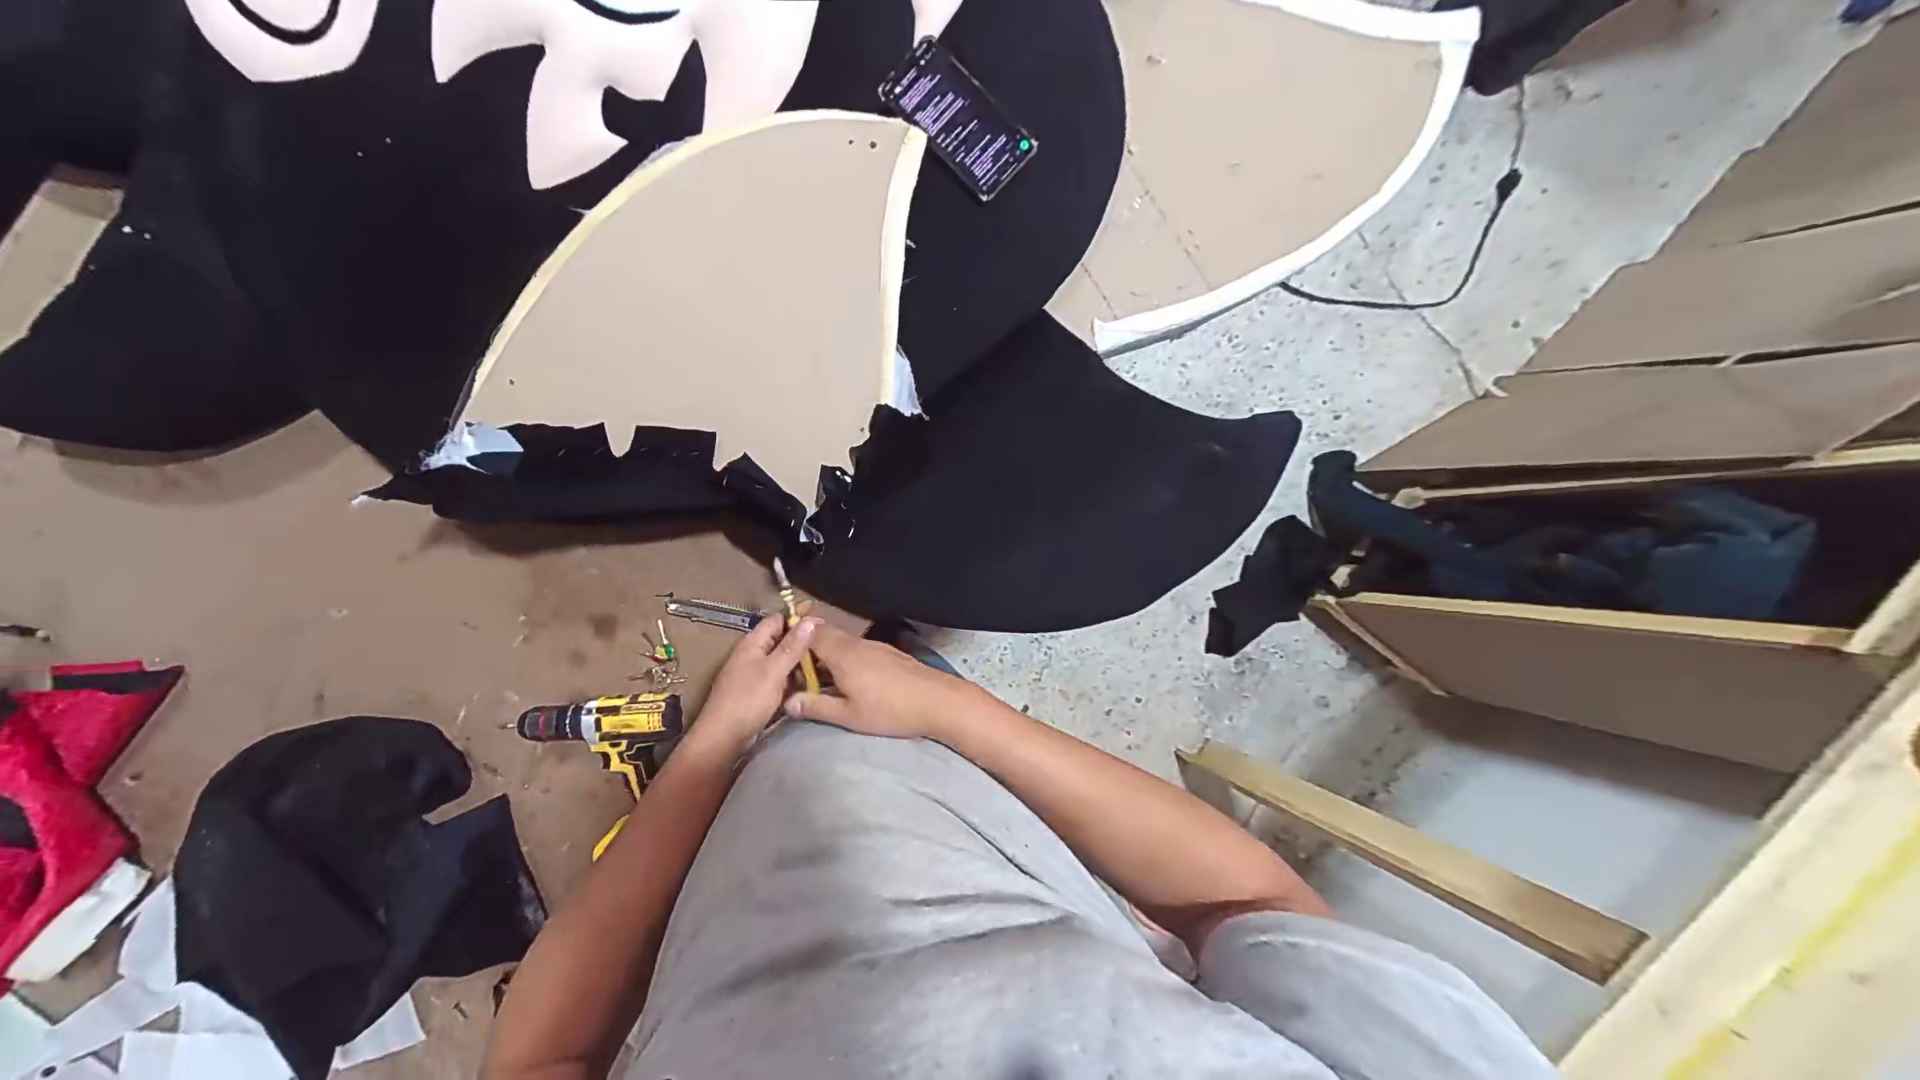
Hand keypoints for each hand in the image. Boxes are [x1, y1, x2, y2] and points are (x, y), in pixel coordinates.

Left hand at [683, 615, 818, 758]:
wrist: (724, 738)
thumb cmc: (747, 700)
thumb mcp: (773, 670)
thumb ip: (792, 645)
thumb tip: (810, 620)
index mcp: (753, 643)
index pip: (778, 620)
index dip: (799, 619)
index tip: (823, 624)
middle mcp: (754, 654)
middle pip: (781, 639)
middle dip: (803, 641)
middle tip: (830, 646)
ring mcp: (756, 673)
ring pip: (783, 659)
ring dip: (801, 660)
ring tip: (827, 663)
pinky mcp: (760, 690)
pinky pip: (781, 676)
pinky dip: (795, 676)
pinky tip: (812, 682)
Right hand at [783, 622, 981, 740]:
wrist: (937, 702)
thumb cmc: (891, 710)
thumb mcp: (848, 715)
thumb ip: (816, 707)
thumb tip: (787, 703)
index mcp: (843, 654)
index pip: (811, 633)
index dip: (794, 637)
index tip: (781, 649)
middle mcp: (858, 644)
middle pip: (826, 635)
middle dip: (808, 648)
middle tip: (795, 669)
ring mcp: (875, 647)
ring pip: (843, 643)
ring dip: (827, 655)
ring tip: (818, 678)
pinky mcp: (889, 654)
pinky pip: (858, 650)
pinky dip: (845, 659)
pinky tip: (847, 680)